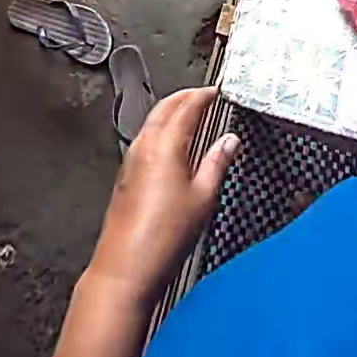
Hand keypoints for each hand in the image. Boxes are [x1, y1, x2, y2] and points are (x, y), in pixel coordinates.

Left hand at [86, 87, 238, 303]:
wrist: (126, 266)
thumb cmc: (163, 237)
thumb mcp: (203, 198)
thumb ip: (217, 163)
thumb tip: (230, 142)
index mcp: (165, 144)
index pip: (186, 106)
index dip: (203, 95)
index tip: (215, 91)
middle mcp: (144, 145)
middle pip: (165, 107)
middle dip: (185, 97)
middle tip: (203, 95)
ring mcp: (132, 158)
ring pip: (153, 120)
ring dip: (171, 111)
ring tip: (190, 114)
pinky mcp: (126, 173)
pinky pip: (145, 138)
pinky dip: (161, 129)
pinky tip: (171, 144)